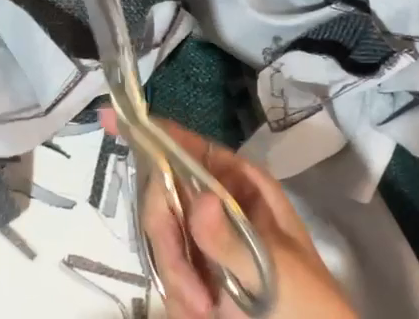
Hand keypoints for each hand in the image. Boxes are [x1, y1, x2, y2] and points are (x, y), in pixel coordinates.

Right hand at [106, 112, 355, 318]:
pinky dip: (179, 298)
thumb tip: (200, 201)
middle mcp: (217, 205)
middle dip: (169, 243)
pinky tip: (203, 314)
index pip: (189, 147)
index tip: (110, 119)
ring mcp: (202, 240)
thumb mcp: (275, 270)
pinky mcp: (193, 273)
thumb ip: (230, 239)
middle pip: (162, 195)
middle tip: (192, 288)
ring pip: (159, 238)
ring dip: (177, 279)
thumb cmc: (308, 305)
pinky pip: (164, 272)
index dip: (152, 133)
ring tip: (206, 310)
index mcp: (241, 186)